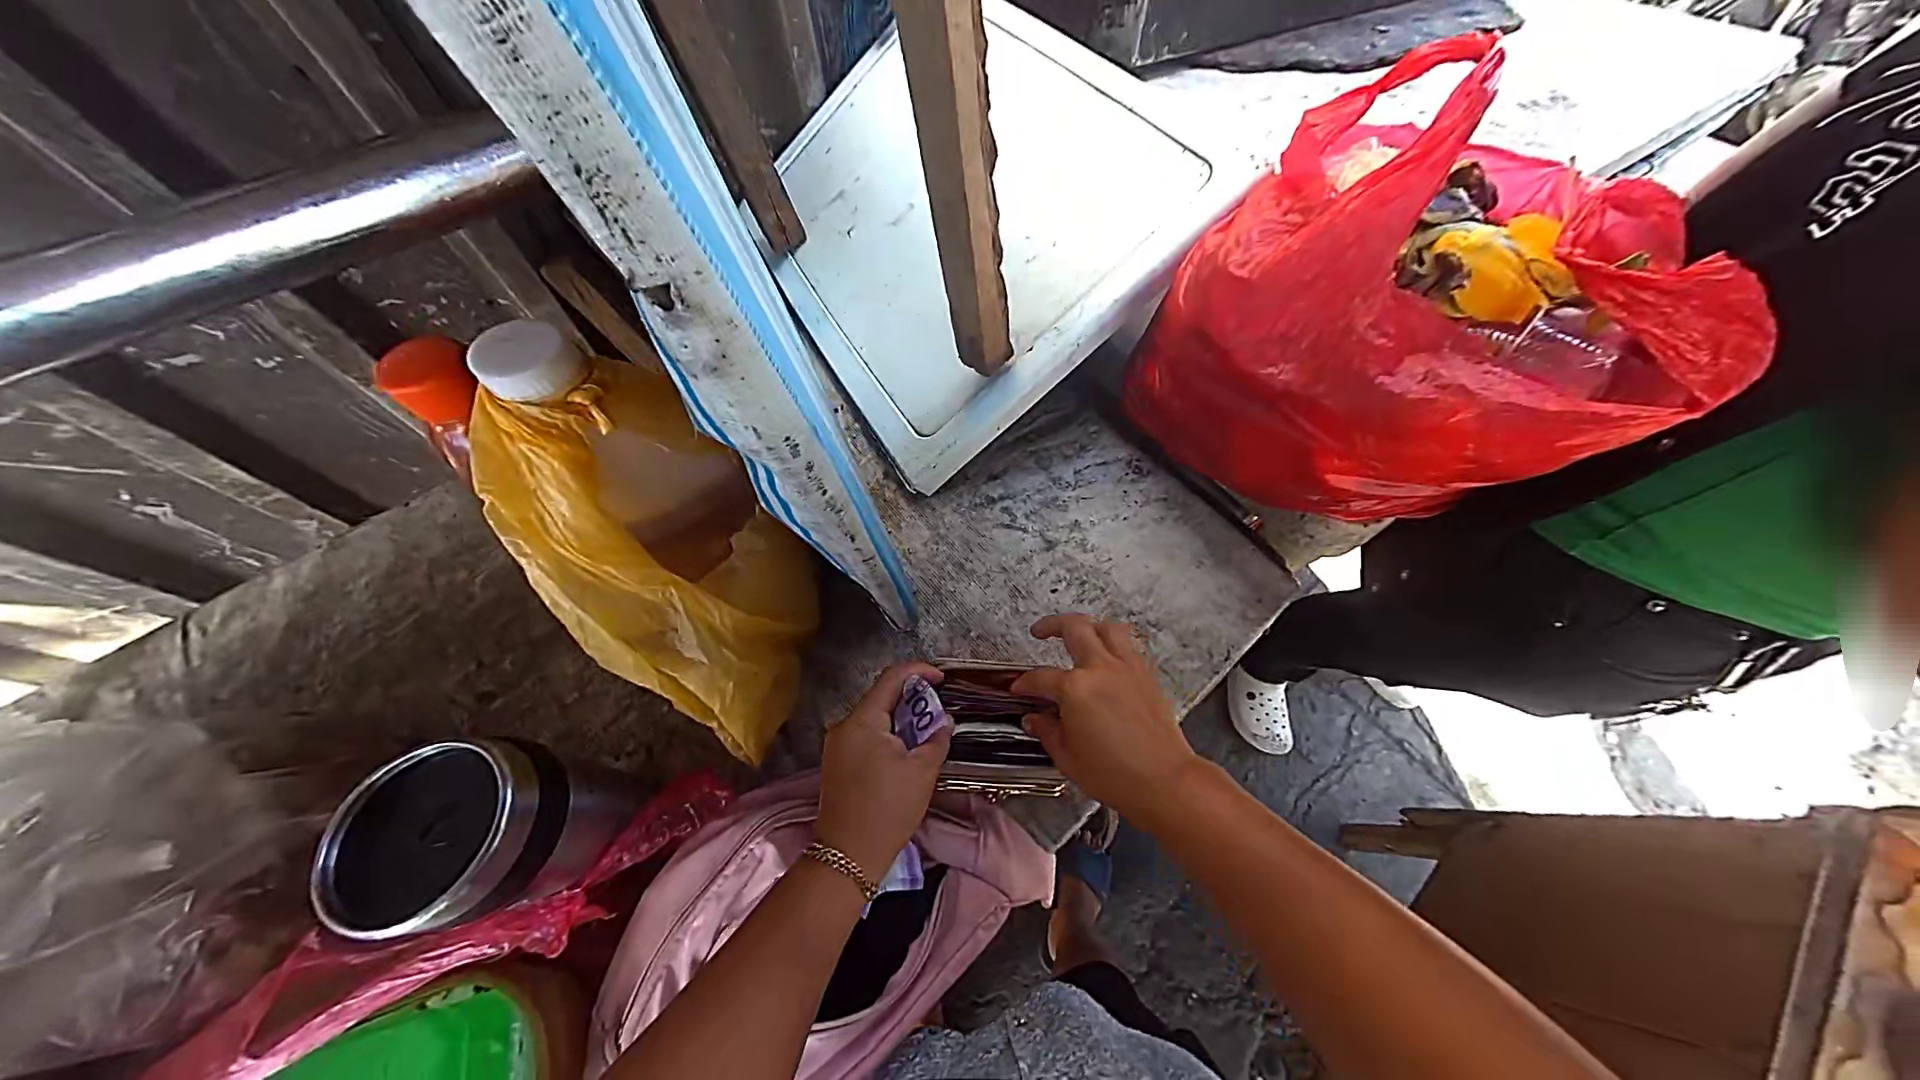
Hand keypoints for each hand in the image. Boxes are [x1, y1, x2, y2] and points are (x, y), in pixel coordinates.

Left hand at [816, 663, 950, 877]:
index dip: (919, 672)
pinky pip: (865, 734)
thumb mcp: (922, 772)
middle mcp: (844, 725)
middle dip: (912, 698)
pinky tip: (904, 749)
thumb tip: (943, 720)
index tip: (941, 678)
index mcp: (862, 720)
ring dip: (900, 718)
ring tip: (925, 731)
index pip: (891, 678)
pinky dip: (887, 734)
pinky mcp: (836, 761)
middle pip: (880, 696)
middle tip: (937, 709)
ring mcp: (836, 744)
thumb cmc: (888, 809)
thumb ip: (936, 738)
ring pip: (873, 717)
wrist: (848, 856)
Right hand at [1012, 615, 1202, 820]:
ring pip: (1107, 628)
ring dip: (1089, 625)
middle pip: (1074, 628)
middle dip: (1051, 625)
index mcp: (1075, 688)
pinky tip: (1109, 656)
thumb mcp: (1066, 756)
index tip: (1021, 687)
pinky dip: (1115, 644)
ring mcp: (1128, 669)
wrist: (1164, 781)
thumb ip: (1046, 730)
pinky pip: (1130, 647)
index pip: (1040, 677)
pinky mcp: (1148, 677)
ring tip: (1079, 631)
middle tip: (1041, 630)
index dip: (1025, 683)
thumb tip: (1035, 720)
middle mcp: (1102, 669)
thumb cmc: (1118, 774)